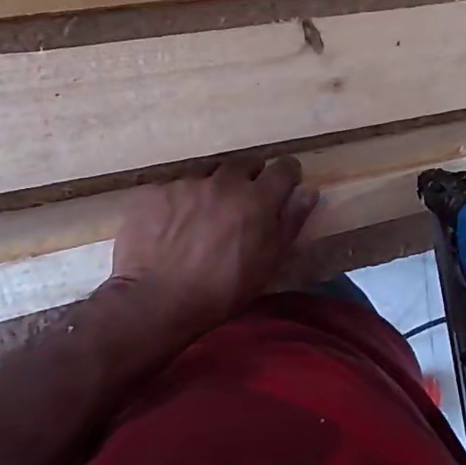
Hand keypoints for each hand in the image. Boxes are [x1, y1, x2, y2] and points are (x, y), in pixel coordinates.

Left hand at [109, 157, 319, 332]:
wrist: (160, 300)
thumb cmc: (224, 288)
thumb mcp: (269, 261)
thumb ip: (290, 221)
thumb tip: (308, 190)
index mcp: (257, 199)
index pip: (282, 168)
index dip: (287, 173)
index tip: (286, 183)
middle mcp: (224, 182)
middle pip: (244, 164)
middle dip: (249, 176)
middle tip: (245, 200)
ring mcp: (187, 184)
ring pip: (208, 175)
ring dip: (214, 188)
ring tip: (205, 215)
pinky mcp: (156, 192)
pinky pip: (175, 188)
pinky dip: (180, 202)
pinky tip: (174, 225)